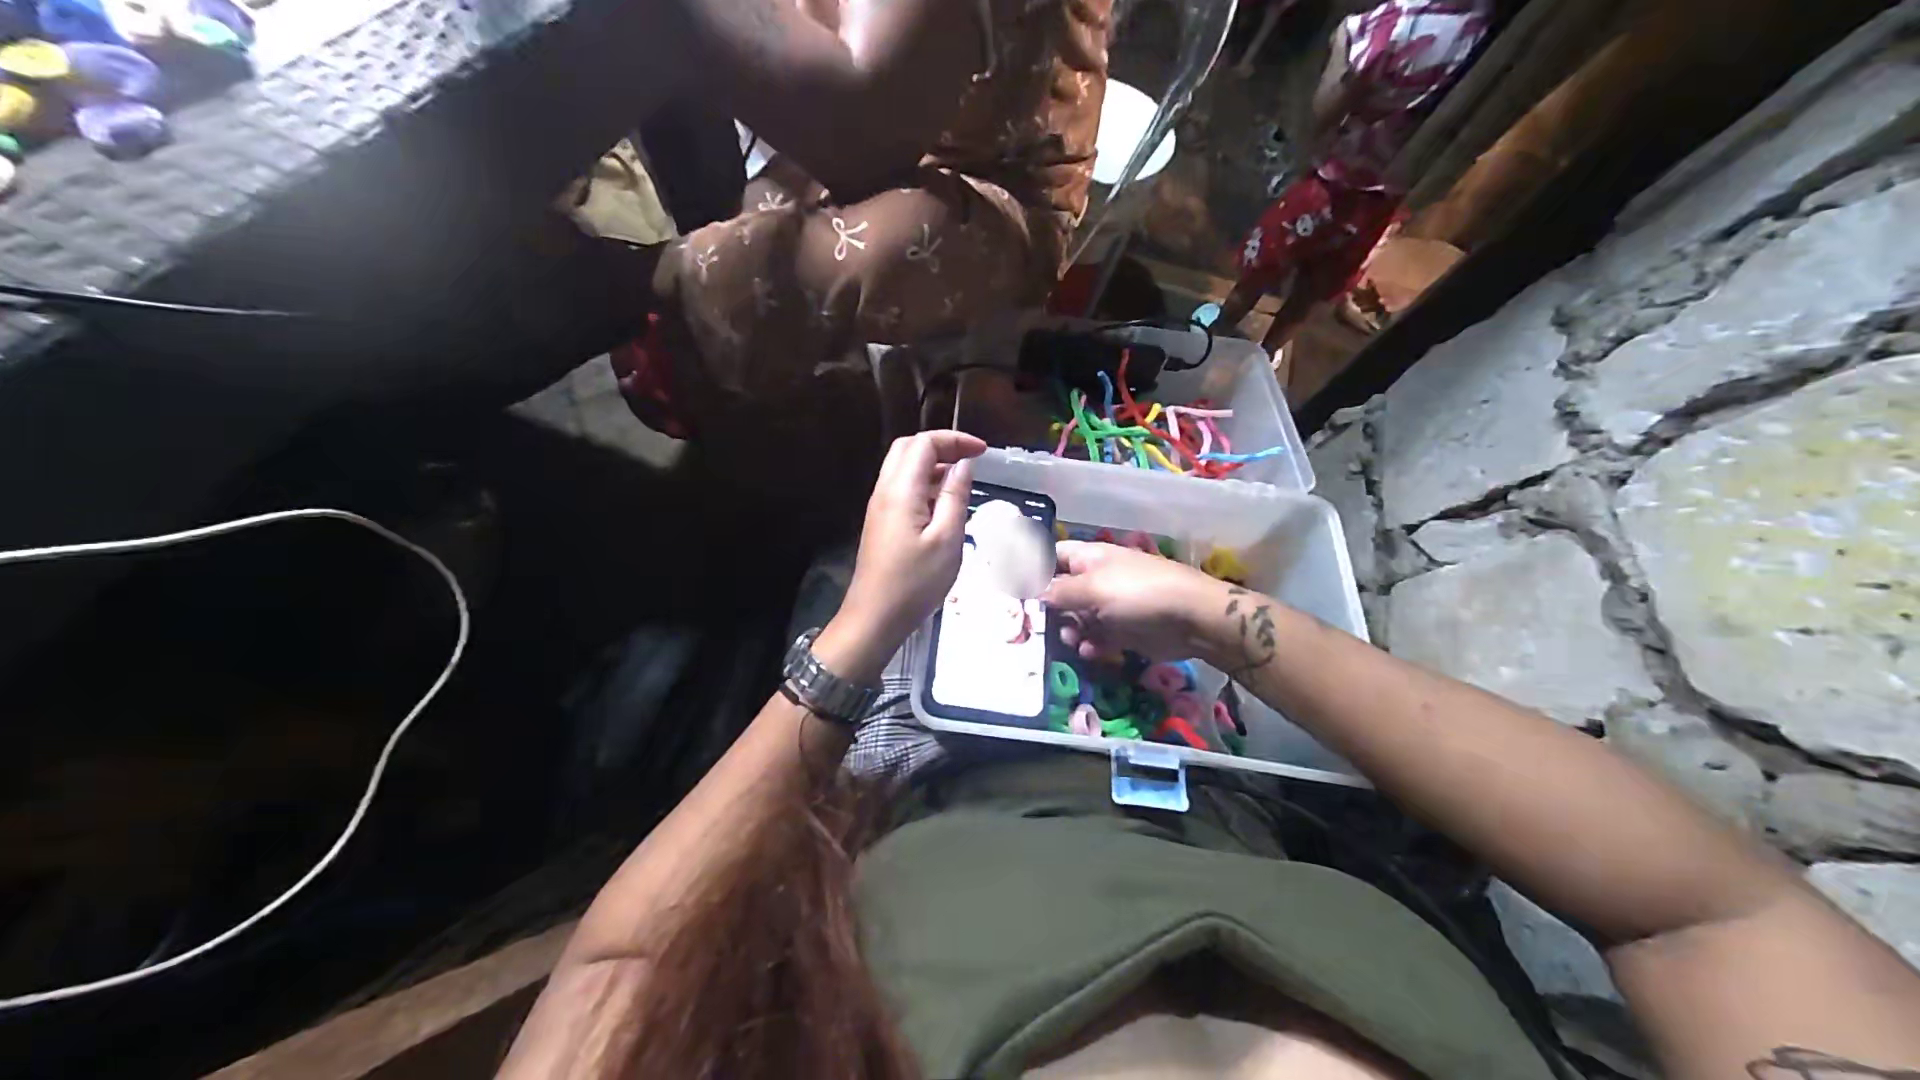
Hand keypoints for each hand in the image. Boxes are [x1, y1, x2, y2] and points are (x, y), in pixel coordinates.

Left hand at [817, 430, 985, 682]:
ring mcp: (879, 507)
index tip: (983, 451)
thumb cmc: (915, 582)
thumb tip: (963, 465)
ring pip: (903, 468)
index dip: (954, 440)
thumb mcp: (947, 540)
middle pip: (908, 449)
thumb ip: (955, 496)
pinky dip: (924, 484)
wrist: (874, 618)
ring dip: (932, 465)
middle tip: (970, 460)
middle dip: (941, 446)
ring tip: (962, 482)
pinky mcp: (880, 522)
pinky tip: (943, 505)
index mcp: (901, 490)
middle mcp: (885, 491)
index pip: (924, 444)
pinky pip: (901, 488)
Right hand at [1042, 541, 1229, 662]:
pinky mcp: (1123, 631)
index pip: (1054, 557)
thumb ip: (1058, 591)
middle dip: (1050, 608)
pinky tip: (1092, 651)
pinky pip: (1097, 637)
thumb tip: (1031, 590)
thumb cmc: (1138, 593)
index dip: (1034, 569)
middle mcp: (1097, 580)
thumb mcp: (1092, 588)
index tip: (1016, 589)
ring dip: (1070, 630)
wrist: (1191, 619)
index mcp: (1090, 559)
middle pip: (1062, 591)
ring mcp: (1111, 606)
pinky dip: (1091, 645)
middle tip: (1038, 625)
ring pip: (1077, 618)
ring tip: (1074, 639)